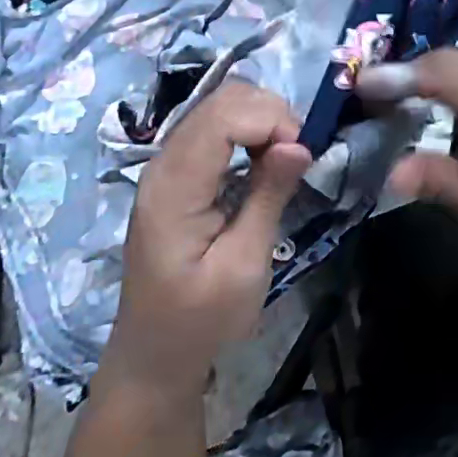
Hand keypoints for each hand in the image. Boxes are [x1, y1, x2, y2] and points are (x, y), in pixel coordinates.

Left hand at [103, 81, 312, 392]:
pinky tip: (266, 159)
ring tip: (287, 157)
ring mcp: (167, 167)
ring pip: (219, 107)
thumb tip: (300, 144)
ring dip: (262, 119)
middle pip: (220, 100)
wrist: (154, 355)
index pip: (221, 117)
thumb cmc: (201, 320)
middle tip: (299, 154)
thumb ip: (270, 197)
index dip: (270, 119)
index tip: (303, 152)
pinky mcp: (178, 175)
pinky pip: (215, 128)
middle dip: (270, 113)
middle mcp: (164, 165)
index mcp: (174, 189)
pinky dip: (250, 130)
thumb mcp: (245, 265)